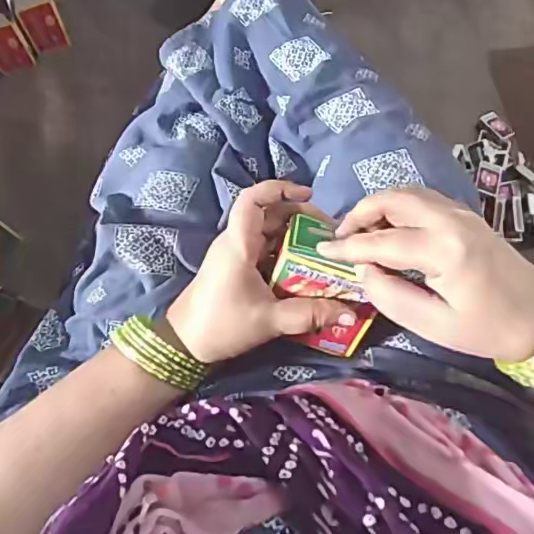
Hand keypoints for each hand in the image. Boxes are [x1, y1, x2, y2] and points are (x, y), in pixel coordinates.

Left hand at [165, 180, 355, 363]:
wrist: (184, 344)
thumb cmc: (221, 325)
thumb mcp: (269, 321)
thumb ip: (310, 314)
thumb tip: (350, 313)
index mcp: (238, 244)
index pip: (253, 199)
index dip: (280, 189)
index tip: (308, 195)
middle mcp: (235, 242)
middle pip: (268, 213)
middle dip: (300, 215)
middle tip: (328, 231)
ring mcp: (234, 254)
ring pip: (268, 231)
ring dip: (294, 234)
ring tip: (323, 248)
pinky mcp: (236, 268)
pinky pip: (264, 249)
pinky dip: (285, 251)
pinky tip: (305, 267)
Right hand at [318, 187, 533, 361]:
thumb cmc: (488, 330)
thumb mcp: (433, 326)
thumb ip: (391, 297)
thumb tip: (365, 271)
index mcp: (444, 250)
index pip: (382, 241)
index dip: (347, 246)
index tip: (323, 250)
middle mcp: (451, 221)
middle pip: (393, 199)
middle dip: (360, 213)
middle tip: (341, 237)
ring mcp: (462, 214)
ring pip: (407, 193)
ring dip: (378, 206)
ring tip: (361, 233)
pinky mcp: (467, 216)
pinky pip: (423, 199)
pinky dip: (398, 206)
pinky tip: (389, 228)